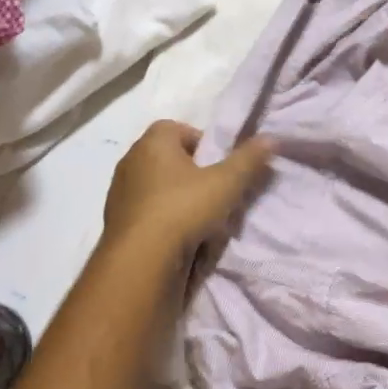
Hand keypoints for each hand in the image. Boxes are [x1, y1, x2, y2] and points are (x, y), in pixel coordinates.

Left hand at [100, 121, 274, 264]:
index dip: (202, 143)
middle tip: (214, 192)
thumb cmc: (183, 209)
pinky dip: (162, 218)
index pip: (177, 128)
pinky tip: (179, 236)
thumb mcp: (226, 183)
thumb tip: (271, 138)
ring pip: (155, 186)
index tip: (219, 165)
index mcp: (152, 143)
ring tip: (199, 218)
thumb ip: (249, 160)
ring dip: (176, 196)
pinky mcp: (116, 221)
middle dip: (191, 171)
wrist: (140, 260)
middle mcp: (130, 160)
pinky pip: (145, 211)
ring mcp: (119, 192)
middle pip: (167, 158)